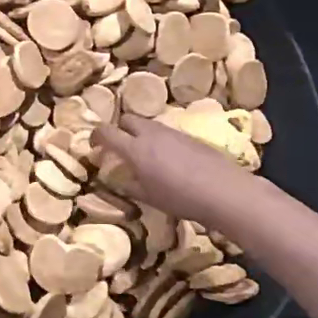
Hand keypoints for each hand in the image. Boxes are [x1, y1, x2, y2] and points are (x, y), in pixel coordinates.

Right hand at [95, 116, 259, 224]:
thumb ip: (129, 185)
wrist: (224, 191)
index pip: (106, 132)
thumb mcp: (148, 198)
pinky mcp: (189, 136)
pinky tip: (169, 159)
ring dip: (140, 133)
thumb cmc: (181, 198)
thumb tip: (117, 179)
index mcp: (135, 149)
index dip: (95, 136)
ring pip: (148, 124)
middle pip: (127, 119)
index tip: (93, 145)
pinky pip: (166, 131)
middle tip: (120, 147)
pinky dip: (159, 139)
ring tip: (145, 154)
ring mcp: (172, 132)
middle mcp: (151, 134)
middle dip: (120, 129)